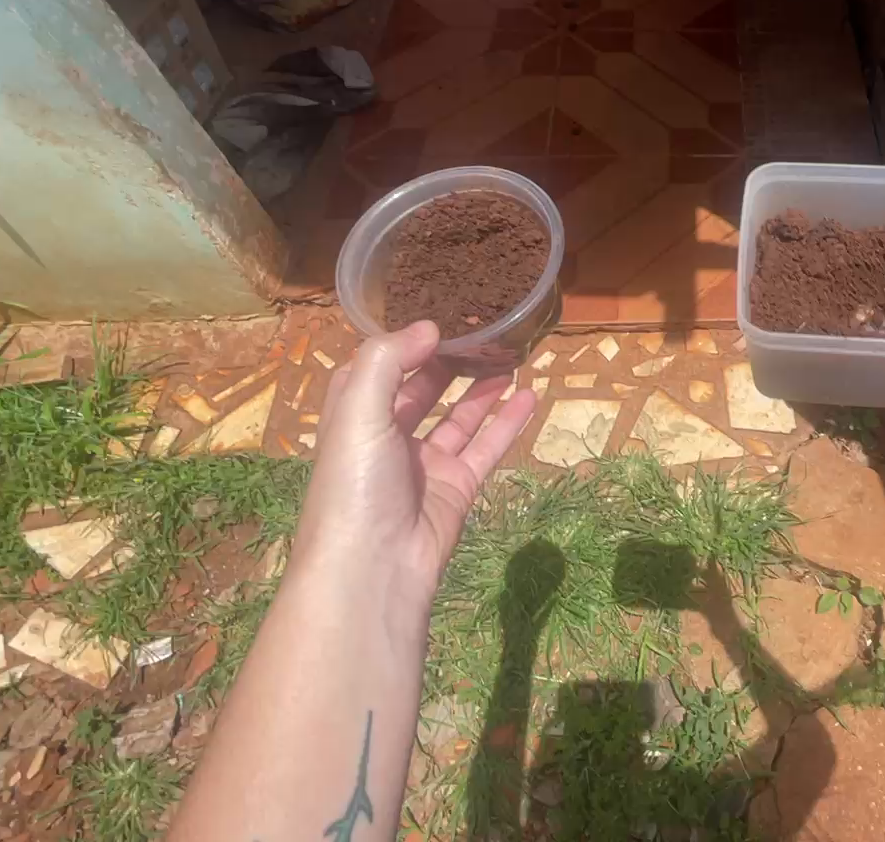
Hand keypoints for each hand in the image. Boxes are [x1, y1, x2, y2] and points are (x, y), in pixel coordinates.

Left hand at [295, 321, 537, 604]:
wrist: (374, 567)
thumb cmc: (354, 484)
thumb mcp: (358, 412)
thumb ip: (388, 361)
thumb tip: (429, 327)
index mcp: (353, 418)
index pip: (373, 370)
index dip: (399, 345)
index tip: (436, 317)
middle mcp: (388, 438)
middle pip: (420, 390)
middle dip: (448, 362)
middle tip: (484, 333)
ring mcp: (425, 463)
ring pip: (458, 416)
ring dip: (482, 388)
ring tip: (512, 356)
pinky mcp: (457, 485)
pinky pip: (487, 446)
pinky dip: (508, 421)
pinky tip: (531, 397)